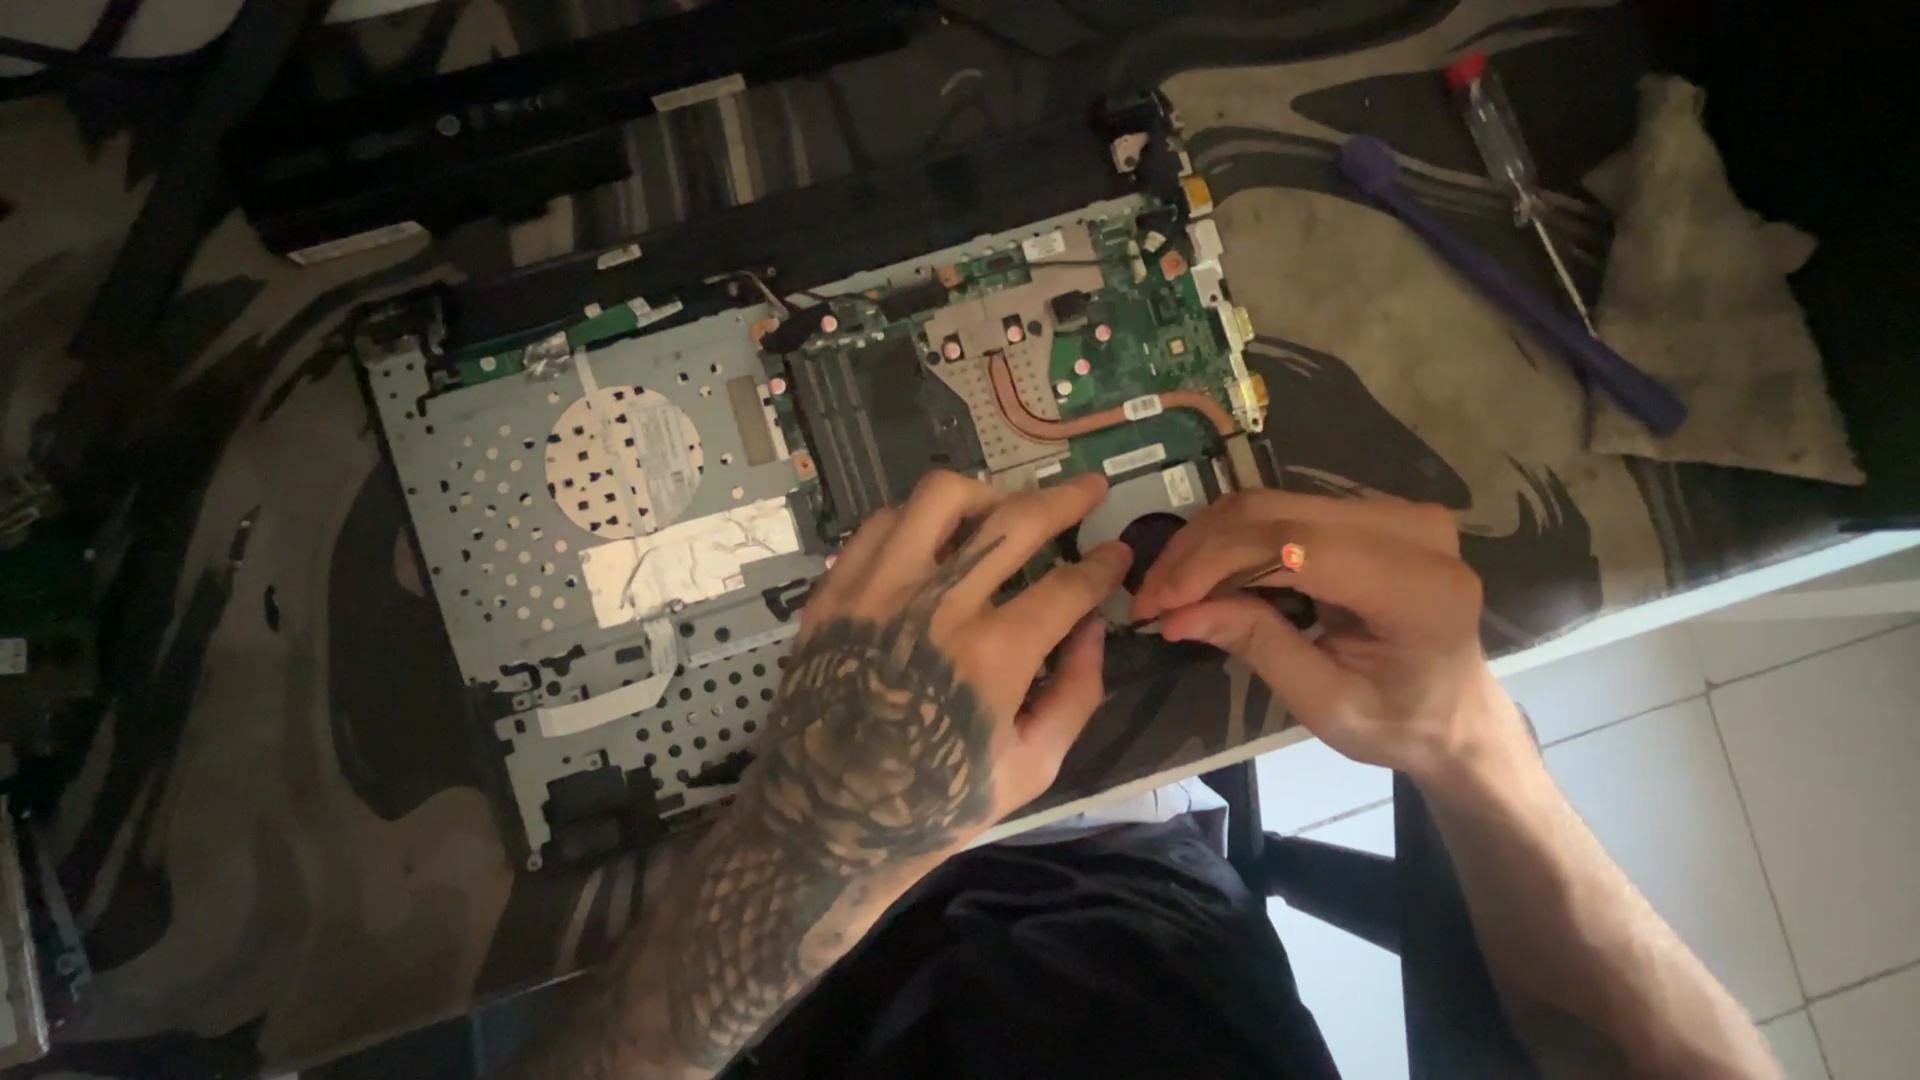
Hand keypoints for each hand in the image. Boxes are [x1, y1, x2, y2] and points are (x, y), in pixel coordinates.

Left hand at [754, 470, 1130, 872]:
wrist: (823, 823)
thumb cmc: (934, 805)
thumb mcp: (1031, 768)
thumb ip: (1077, 691)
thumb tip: (1093, 625)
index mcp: (991, 658)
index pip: (1067, 585)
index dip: (1104, 564)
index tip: (1118, 552)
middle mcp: (934, 607)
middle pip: (1013, 520)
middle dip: (1065, 498)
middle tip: (1089, 489)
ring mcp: (875, 591)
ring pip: (939, 499)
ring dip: (986, 496)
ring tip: (1004, 512)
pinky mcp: (833, 592)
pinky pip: (881, 524)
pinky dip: (920, 521)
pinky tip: (939, 540)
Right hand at [1129, 491, 1528, 781]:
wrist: (1454, 713)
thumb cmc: (1397, 721)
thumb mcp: (1324, 701)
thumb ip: (1258, 645)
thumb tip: (1175, 614)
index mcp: (1418, 587)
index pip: (1297, 546)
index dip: (1216, 564)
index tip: (1158, 603)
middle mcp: (1412, 530)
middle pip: (1275, 513)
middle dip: (1197, 552)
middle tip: (1148, 598)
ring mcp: (1392, 512)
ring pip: (1268, 503)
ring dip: (1204, 542)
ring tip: (1167, 588)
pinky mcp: (1368, 511)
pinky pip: (1279, 509)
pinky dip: (1229, 538)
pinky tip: (1200, 571)